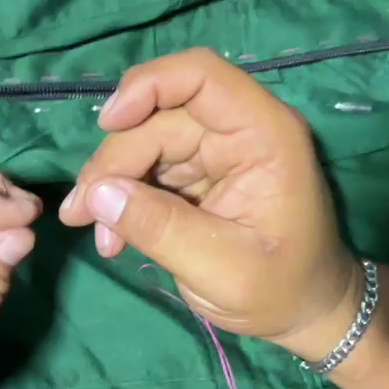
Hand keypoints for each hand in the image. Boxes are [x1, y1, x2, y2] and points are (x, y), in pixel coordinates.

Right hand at [59, 48, 361, 360]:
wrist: (306, 312)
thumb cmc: (281, 290)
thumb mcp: (221, 270)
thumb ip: (160, 228)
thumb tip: (97, 194)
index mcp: (263, 135)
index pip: (201, 76)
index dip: (148, 86)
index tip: (107, 125)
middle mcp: (236, 131)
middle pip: (156, 118)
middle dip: (113, 162)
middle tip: (82, 214)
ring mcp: (213, 150)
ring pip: (142, 142)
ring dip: (109, 183)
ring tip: (93, 232)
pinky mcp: (194, 172)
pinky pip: (144, 168)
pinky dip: (120, 197)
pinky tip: (109, 234)